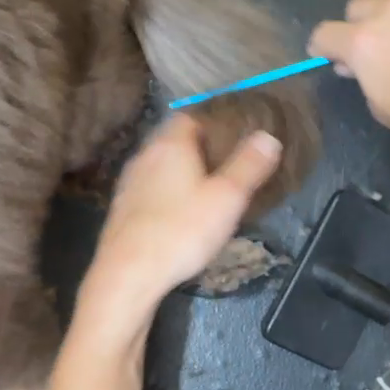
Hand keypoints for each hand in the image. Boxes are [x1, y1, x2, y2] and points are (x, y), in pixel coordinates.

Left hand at [80, 115, 281, 327]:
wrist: (128, 274)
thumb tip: (267, 136)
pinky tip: (180, 213)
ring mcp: (129, 183)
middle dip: (200, 148)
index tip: (235, 134)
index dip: (213, 121)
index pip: (191, 115)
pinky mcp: (122, 209)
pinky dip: (167, 193)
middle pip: (174, 140)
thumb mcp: (227, 198)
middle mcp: (145, 156)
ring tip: (207, 187)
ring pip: (161, 166)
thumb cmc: (182, 231)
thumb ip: (249, 165)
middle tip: (227, 162)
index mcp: (170, 144)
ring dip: (182, 172)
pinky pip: (150, 189)